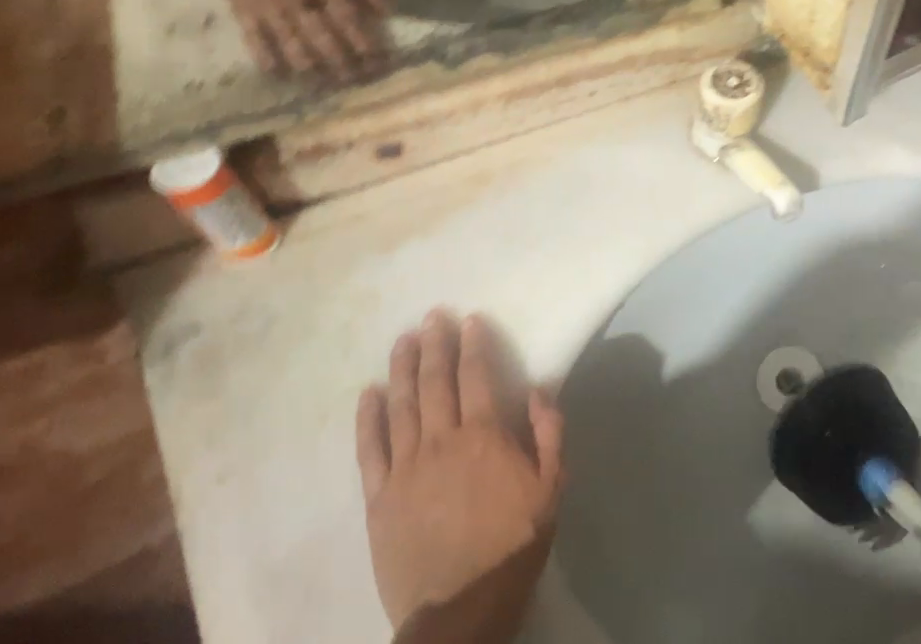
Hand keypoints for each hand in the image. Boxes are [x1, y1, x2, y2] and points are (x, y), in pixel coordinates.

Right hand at [217, 0, 388, 83]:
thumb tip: (386, 14)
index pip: (349, 19)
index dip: (365, 44)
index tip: (381, 63)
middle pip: (323, 39)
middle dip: (343, 63)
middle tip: (358, 80)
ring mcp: (268, 7)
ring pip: (292, 46)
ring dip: (312, 69)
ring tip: (329, 85)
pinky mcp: (243, 12)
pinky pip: (255, 42)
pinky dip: (269, 61)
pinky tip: (285, 77)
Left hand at [357, 310, 565, 630]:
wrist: (460, 605)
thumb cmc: (515, 542)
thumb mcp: (552, 487)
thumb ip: (548, 434)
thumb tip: (537, 389)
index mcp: (484, 437)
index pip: (477, 377)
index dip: (474, 345)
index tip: (470, 319)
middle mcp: (440, 442)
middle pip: (435, 383)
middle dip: (435, 345)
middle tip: (432, 316)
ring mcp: (404, 469)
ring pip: (401, 406)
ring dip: (402, 369)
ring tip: (403, 340)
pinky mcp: (379, 497)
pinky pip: (369, 448)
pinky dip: (368, 417)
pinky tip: (369, 394)